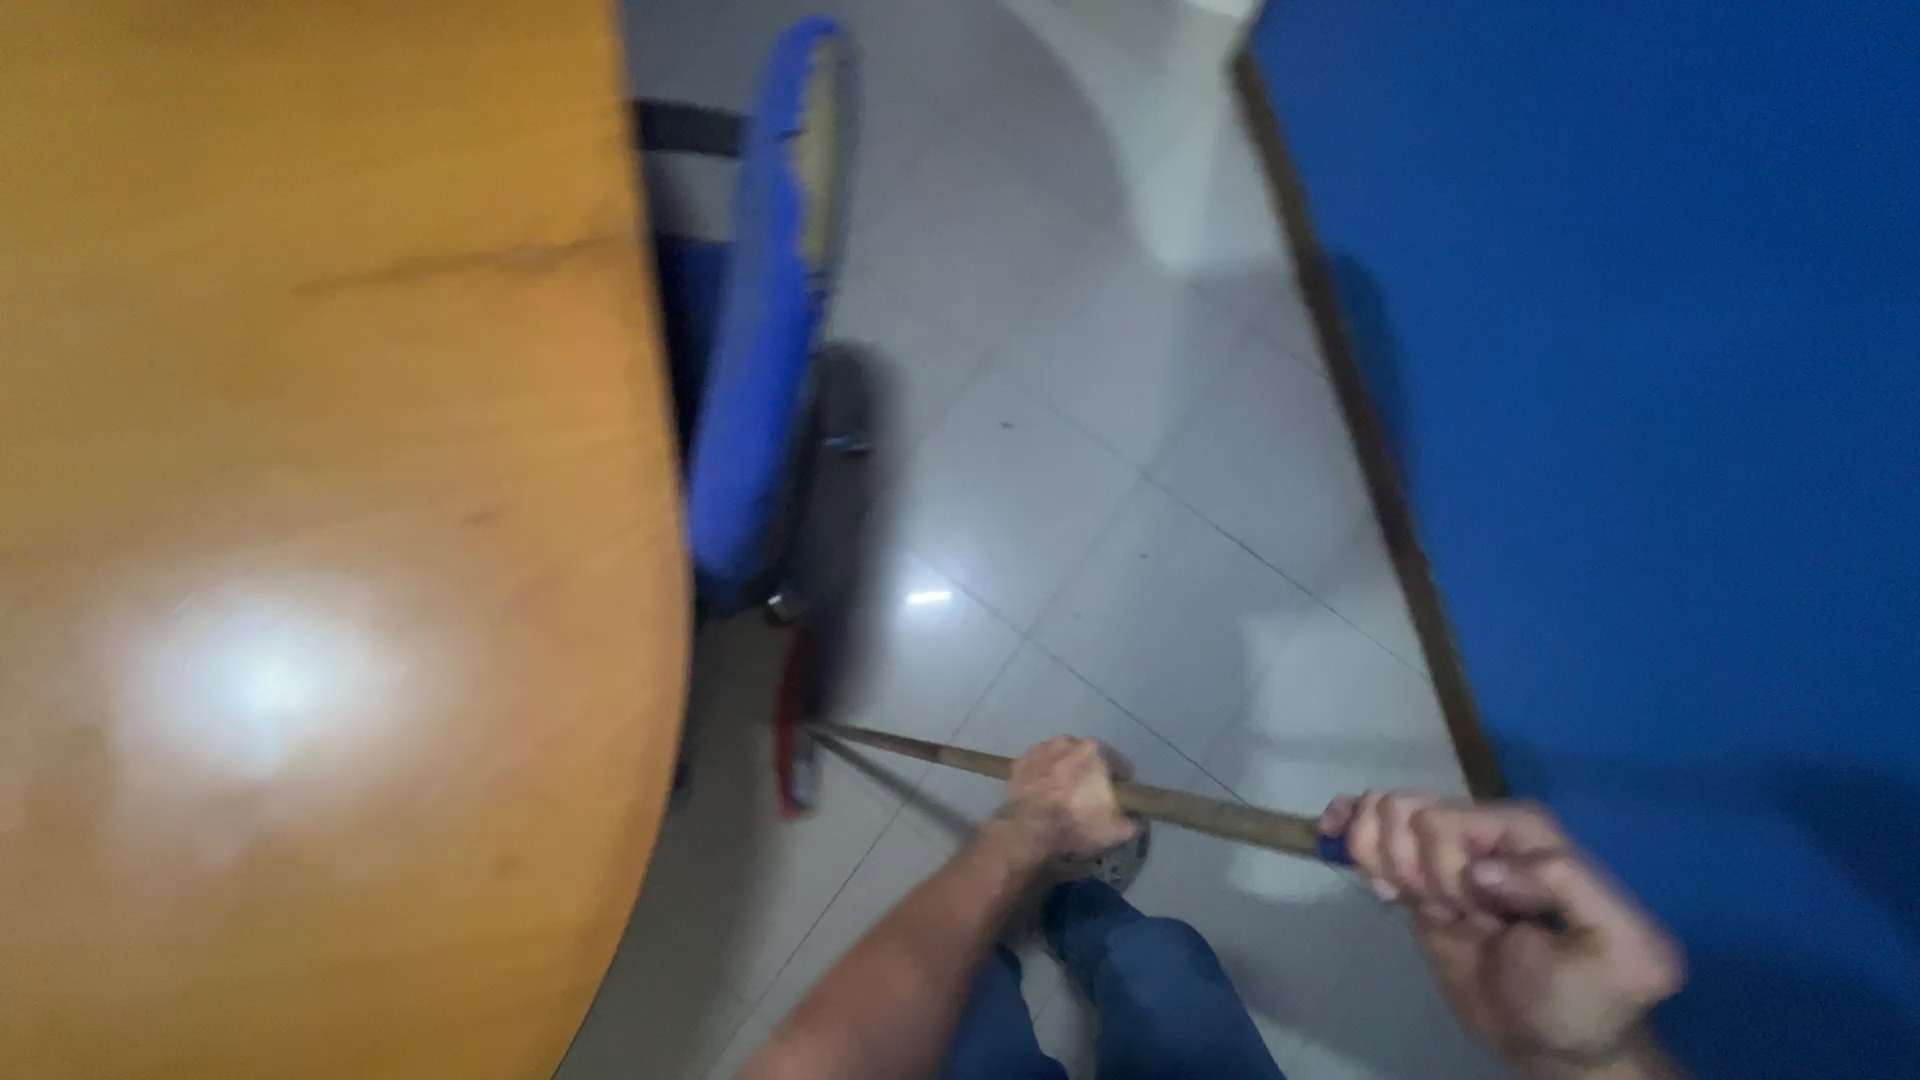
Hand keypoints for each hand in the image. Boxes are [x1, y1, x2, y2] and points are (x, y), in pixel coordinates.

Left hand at [994, 737, 1137, 860]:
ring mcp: (1042, 749)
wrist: (1027, 830)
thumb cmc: (1076, 825)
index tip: (1118, 799)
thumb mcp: (1117, 832)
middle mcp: (1069, 741)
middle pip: (1088, 758)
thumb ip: (1134, 822)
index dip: (1121, 783)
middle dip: (1091, 774)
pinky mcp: (1021, 760)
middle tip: (1089, 798)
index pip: (1118, 764)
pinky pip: (1040, 766)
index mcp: (1095, 751)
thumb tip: (1138, 819)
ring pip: (1062, 759)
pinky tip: (1043, 793)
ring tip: (1064, 796)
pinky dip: (1044, 775)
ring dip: (1066, 772)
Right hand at [1321, 793, 1683, 1075]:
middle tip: (1452, 913)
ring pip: (1376, 812)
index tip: (1475, 916)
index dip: (1447, 870)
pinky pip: (1360, 818)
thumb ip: (1569, 885)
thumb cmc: (1585, 997)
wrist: (1546, 1037)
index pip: (1445, 819)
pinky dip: (1344, 828)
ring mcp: (1436, 843)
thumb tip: (1479, 866)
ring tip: (1419, 903)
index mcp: (1523, 830)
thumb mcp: (1622, 952)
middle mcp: (1476, 825)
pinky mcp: (1405, 862)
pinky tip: (1339, 848)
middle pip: (1404, 811)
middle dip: (1417, 870)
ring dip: (1385, 863)